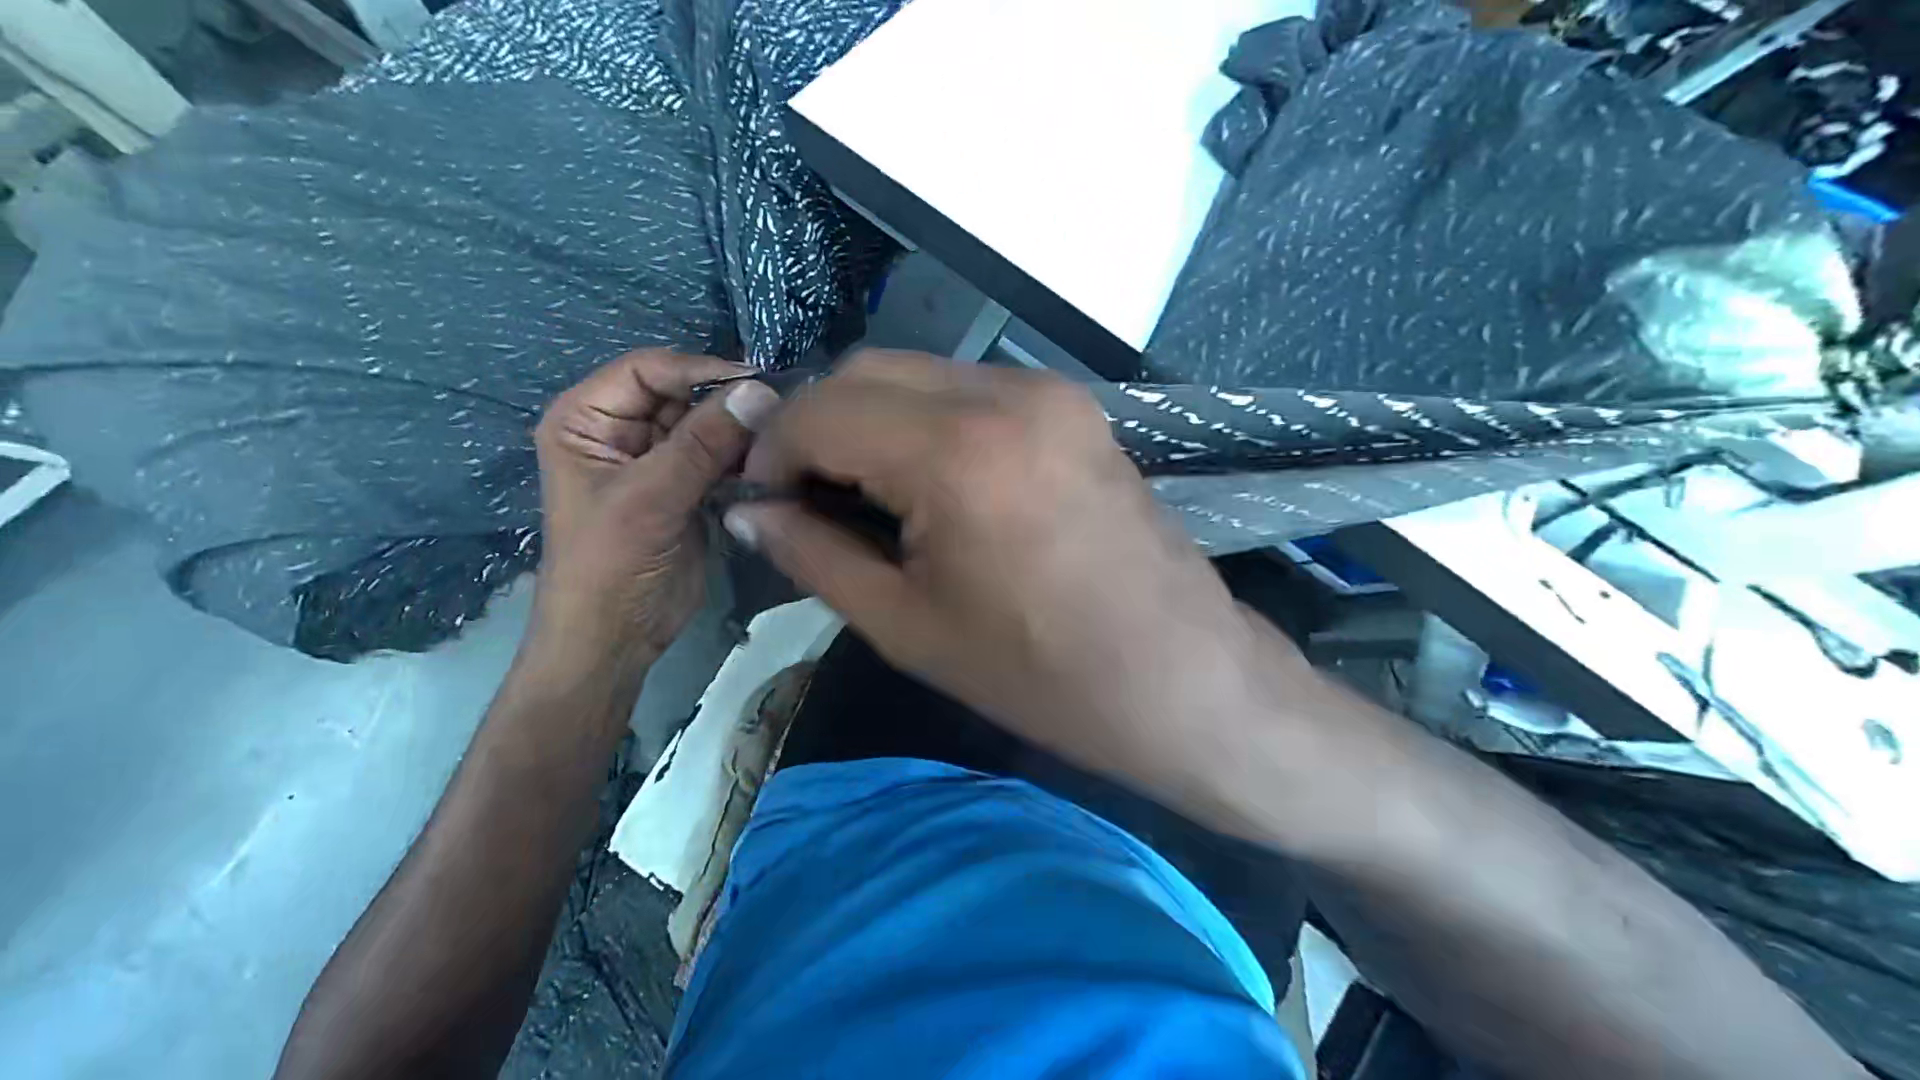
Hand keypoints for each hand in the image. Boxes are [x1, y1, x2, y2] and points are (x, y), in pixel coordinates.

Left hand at [530, 349, 779, 675]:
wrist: (618, 635)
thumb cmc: (611, 563)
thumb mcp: (650, 497)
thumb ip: (702, 443)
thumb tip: (760, 391)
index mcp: (587, 419)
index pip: (647, 370)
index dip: (699, 370)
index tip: (756, 382)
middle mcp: (622, 431)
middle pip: (682, 395)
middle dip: (727, 404)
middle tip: (779, 416)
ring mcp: (658, 461)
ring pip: (708, 426)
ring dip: (741, 433)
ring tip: (780, 442)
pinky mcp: (688, 488)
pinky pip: (721, 458)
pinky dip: (745, 460)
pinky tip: (771, 467)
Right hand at [728, 351, 1278, 798]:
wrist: (1181, 678)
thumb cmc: (1040, 674)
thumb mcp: (908, 625)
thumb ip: (815, 554)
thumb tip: (750, 512)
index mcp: (956, 451)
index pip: (822, 410)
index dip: (774, 451)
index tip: (764, 502)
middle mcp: (1003, 394)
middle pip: (866, 372)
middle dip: (817, 426)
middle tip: (806, 498)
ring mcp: (1048, 391)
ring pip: (917, 373)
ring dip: (870, 419)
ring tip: (862, 494)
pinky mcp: (1073, 406)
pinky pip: (969, 389)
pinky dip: (924, 420)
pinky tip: (925, 480)